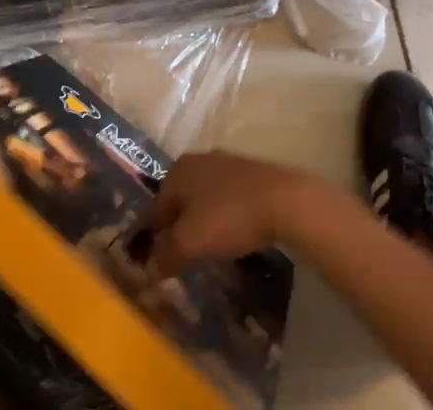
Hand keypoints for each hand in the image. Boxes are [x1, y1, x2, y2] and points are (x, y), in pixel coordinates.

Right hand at [146, 151, 327, 275]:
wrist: (285, 200)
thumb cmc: (228, 217)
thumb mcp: (188, 243)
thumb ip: (163, 256)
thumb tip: (147, 271)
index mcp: (176, 172)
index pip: (154, 211)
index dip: (153, 240)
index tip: (157, 264)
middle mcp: (198, 161)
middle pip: (180, 203)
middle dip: (179, 230)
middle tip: (183, 259)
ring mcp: (228, 164)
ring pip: (205, 200)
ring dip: (204, 224)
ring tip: (210, 250)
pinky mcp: (253, 174)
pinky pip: (229, 200)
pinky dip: (227, 218)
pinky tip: (235, 235)